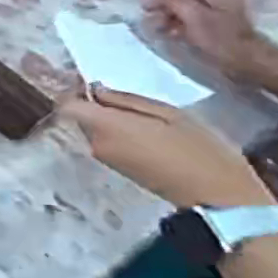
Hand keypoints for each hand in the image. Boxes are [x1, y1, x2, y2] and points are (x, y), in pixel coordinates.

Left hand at [59, 87, 273, 207]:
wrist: (211, 192)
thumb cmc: (198, 148)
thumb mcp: (170, 114)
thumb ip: (127, 101)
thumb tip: (96, 90)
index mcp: (106, 127)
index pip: (67, 107)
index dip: (74, 93)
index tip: (92, 84)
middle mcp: (95, 142)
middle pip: (80, 116)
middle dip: (95, 104)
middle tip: (128, 98)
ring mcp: (101, 156)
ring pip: (92, 128)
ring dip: (107, 119)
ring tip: (144, 116)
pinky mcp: (111, 166)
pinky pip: (103, 140)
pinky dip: (115, 132)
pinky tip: (144, 131)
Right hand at [145, 0, 277, 82]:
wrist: (244, 58)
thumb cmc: (218, 37)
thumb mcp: (194, 16)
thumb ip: (174, 0)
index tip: (144, 9)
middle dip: (163, 8)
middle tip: (152, 22)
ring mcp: (215, 9)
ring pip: (183, 9)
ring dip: (168, 18)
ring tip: (161, 31)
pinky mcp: (213, 23)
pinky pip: (189, 19)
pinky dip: (177, 25)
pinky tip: (172, 34)